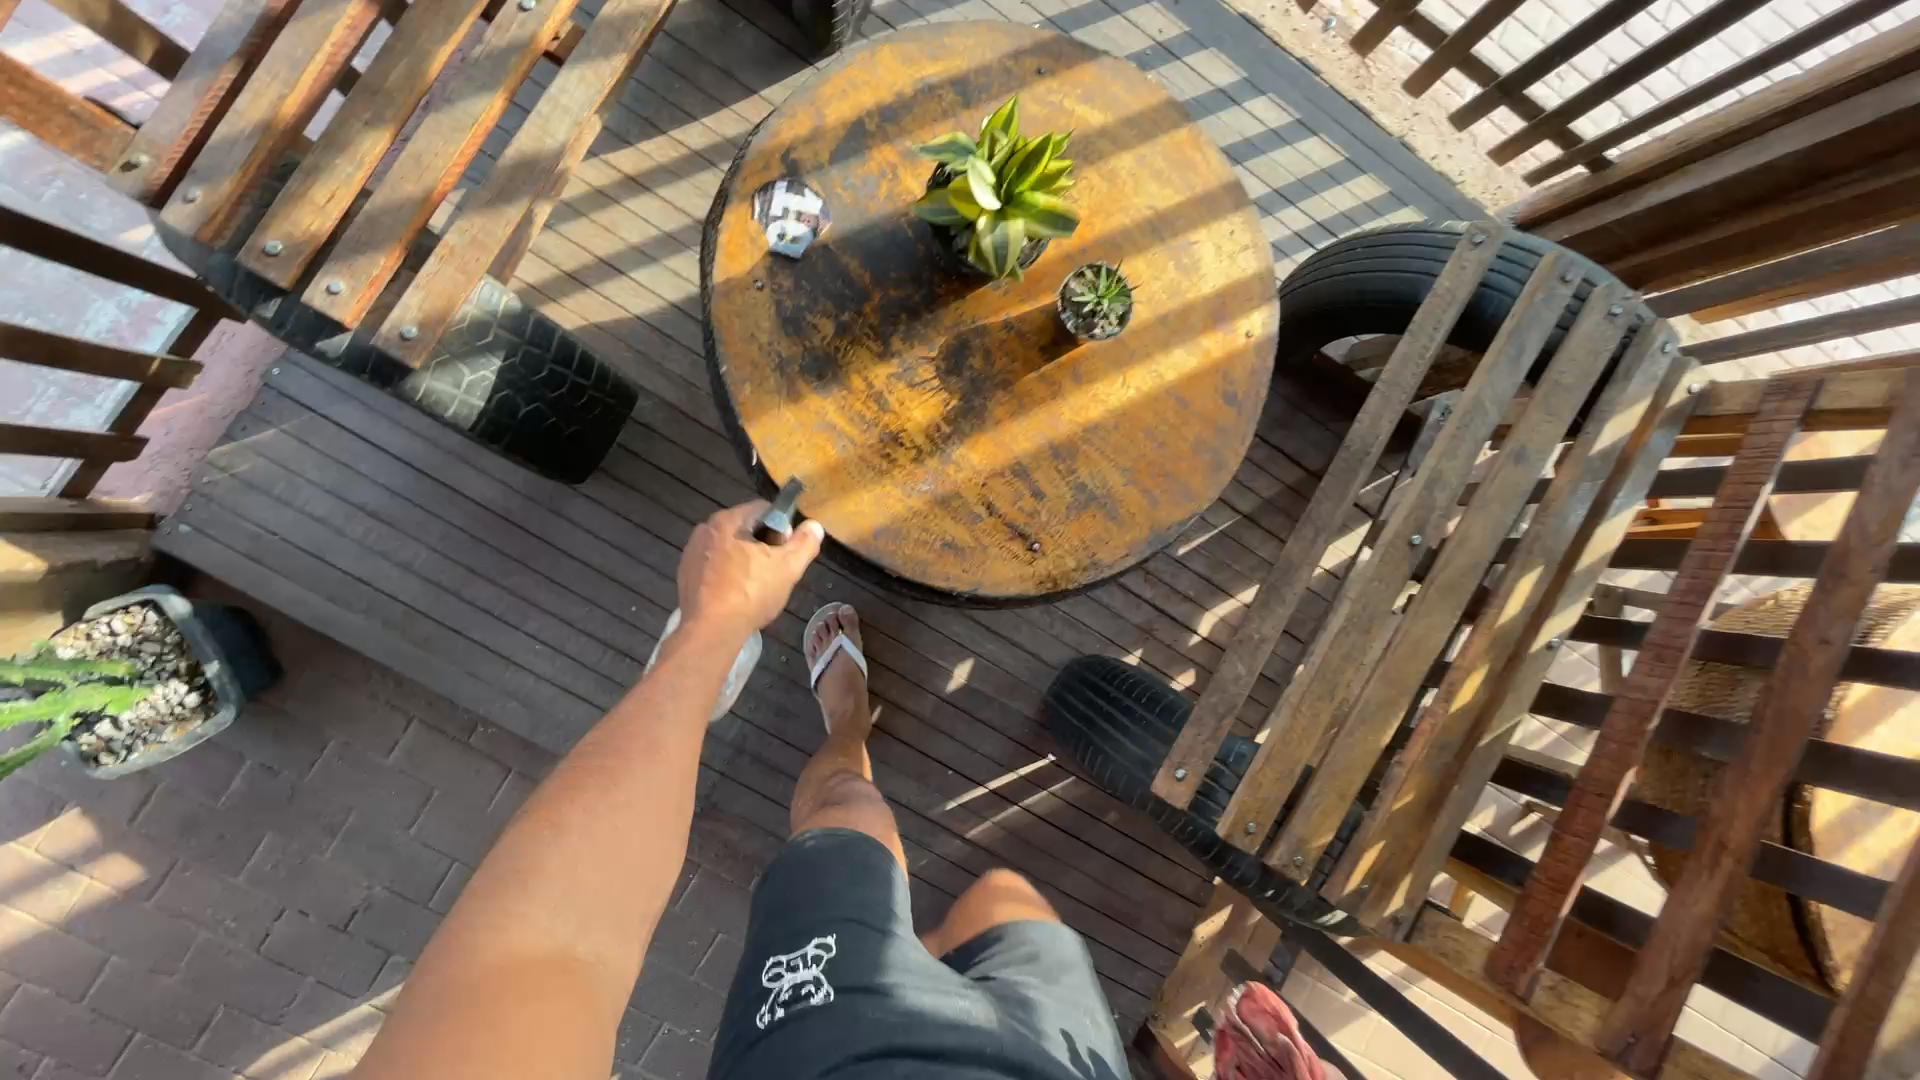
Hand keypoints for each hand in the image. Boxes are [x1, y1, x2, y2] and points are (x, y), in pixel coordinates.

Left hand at [677, 500, 824, 640]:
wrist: (711, 630)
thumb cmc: (752, 593)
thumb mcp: (788, 568)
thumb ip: (805, 543)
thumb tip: (814, 526)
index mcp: (728, 520)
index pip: (764, 509)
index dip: (782, 528)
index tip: (785, 553)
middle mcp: (705, 529)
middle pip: (745, 528)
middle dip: (763, 545)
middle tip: (774, 572)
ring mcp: (691, 552)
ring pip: (729, 548)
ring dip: (744, 560)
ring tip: (755, 586)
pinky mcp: (684, 574)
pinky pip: (713, 565)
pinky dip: (726, 574)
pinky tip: (735, 595)